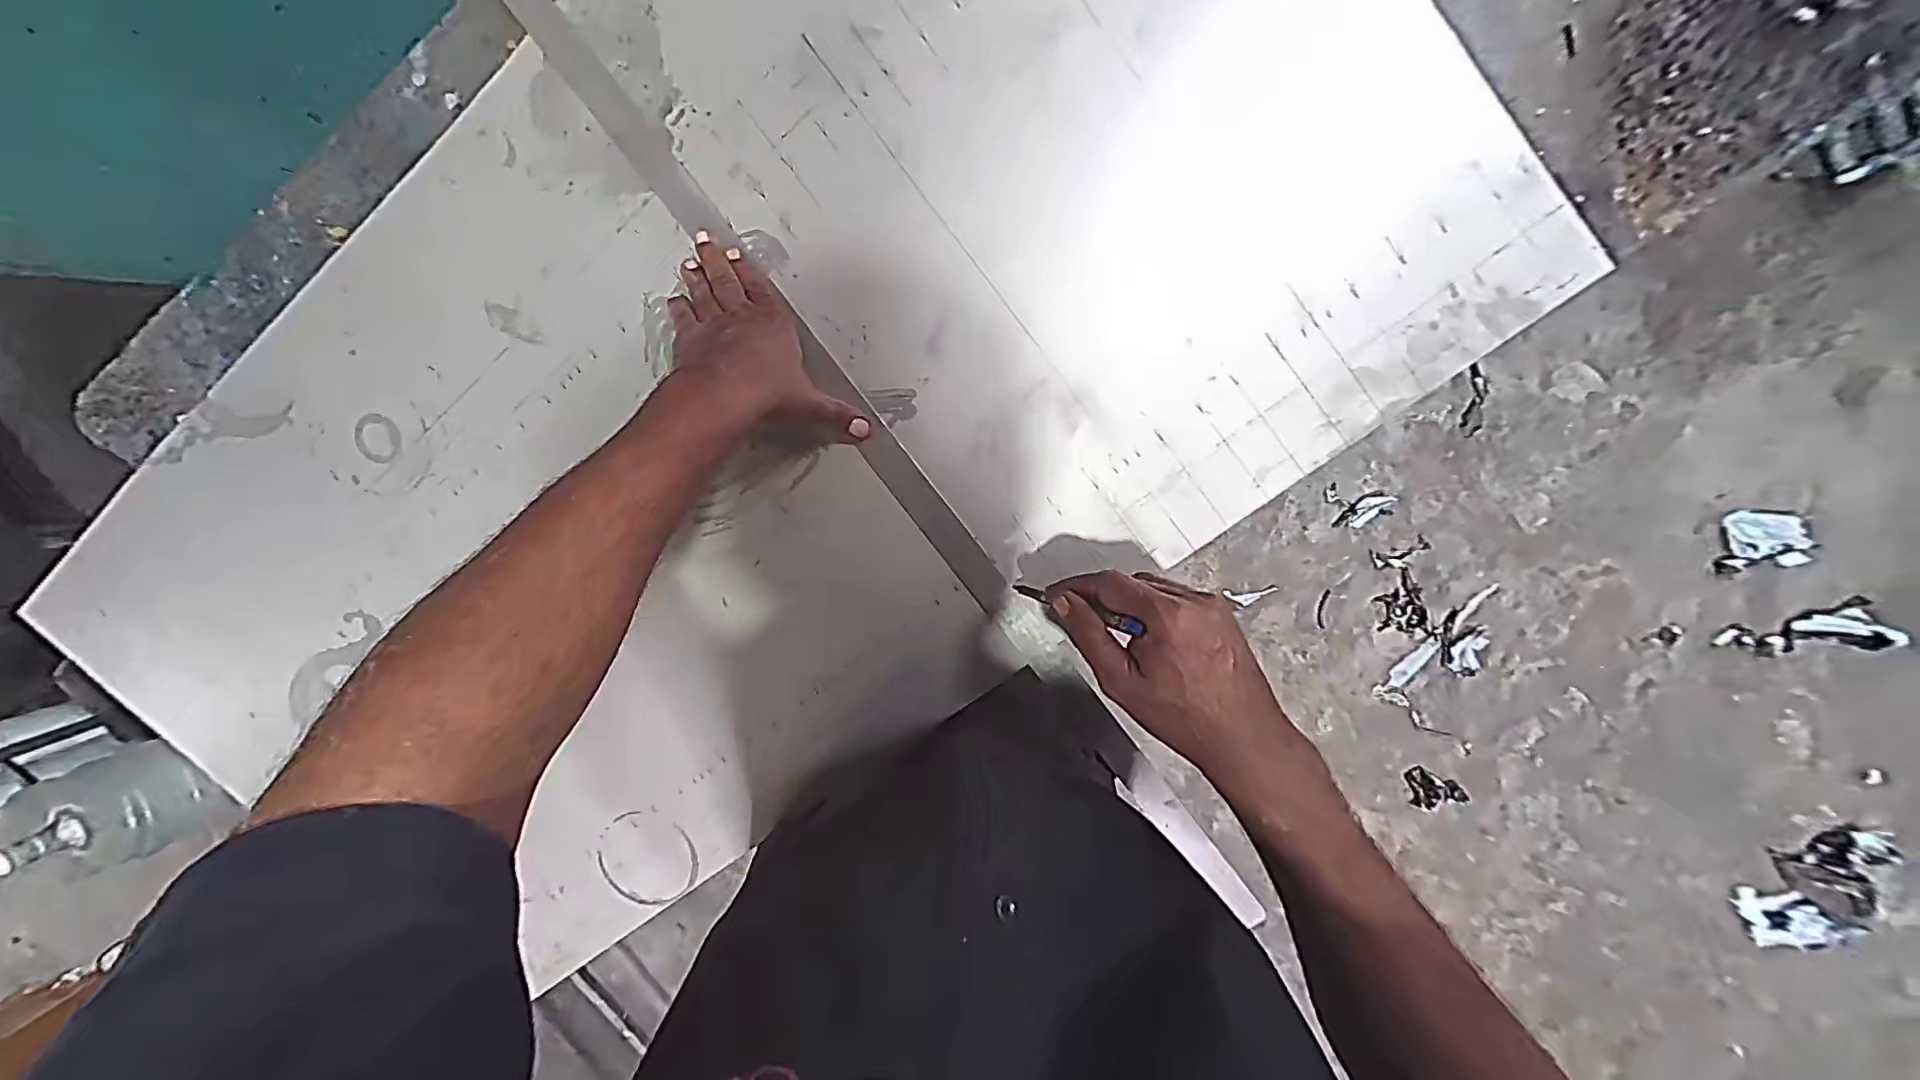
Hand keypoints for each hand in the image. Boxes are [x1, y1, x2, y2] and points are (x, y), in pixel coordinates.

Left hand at [665, 231, 869, 442]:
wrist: (724, 398)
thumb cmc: (764, 393)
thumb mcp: (810, 405)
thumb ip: (836, 414)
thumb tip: (861, 427)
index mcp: (773, 325)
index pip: (762, 292)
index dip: (751, 274)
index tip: (742, 258)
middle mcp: (741, 319)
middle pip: (728, 281)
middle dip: (718, 261)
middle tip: (709, 243)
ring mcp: (712, 327)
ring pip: (703, 292)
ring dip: (697, 276)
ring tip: (691, 263)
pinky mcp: (690, 342)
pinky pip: (682, 318)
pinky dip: (677, 308)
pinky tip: (673, 301)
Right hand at [1045, 571, 1305, 776]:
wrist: (1240, 737)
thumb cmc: (1188, 720)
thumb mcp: (1121, 681)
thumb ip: (1088, 635)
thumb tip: (1066, 605)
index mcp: (1168, 615)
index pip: (1109, 581)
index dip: (1077, 586)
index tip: (1060, 594)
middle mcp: (1195, 602)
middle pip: (1132, 581)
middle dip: (1104, 597)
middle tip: (1084, 619)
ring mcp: (1212, 606)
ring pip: (1154, 588)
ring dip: (1131, 605)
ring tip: (1127, 643)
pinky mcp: (1221, 614)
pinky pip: (1177, 599)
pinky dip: (1157, 611)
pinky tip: (1154, 643)